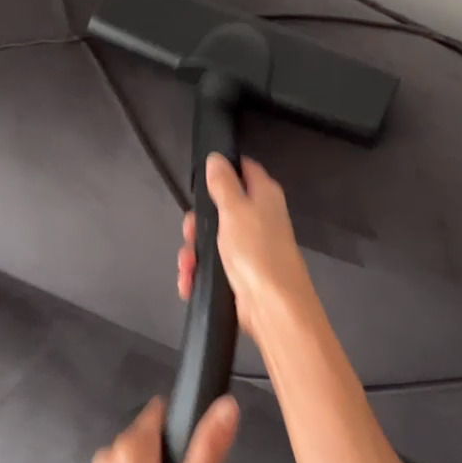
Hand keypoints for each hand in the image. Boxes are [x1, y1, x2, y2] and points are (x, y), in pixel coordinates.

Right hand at [178, 155, 315, 339]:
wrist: (272, 304)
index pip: (243, 169)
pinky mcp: (242, 270)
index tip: (201, 182)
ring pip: (214, 238)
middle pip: (221, 207)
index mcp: (264, 194)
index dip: (222, 170)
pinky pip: (215, 264)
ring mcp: (251, 245)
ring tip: (188, 265)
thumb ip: (223, 182)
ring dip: (195, 251)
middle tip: (191, 233)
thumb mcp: (234, 209)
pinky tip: (190, 280)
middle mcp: (260, 216)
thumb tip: (216, 158)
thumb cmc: (256, 249)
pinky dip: (200, 271)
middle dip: (199, 223)